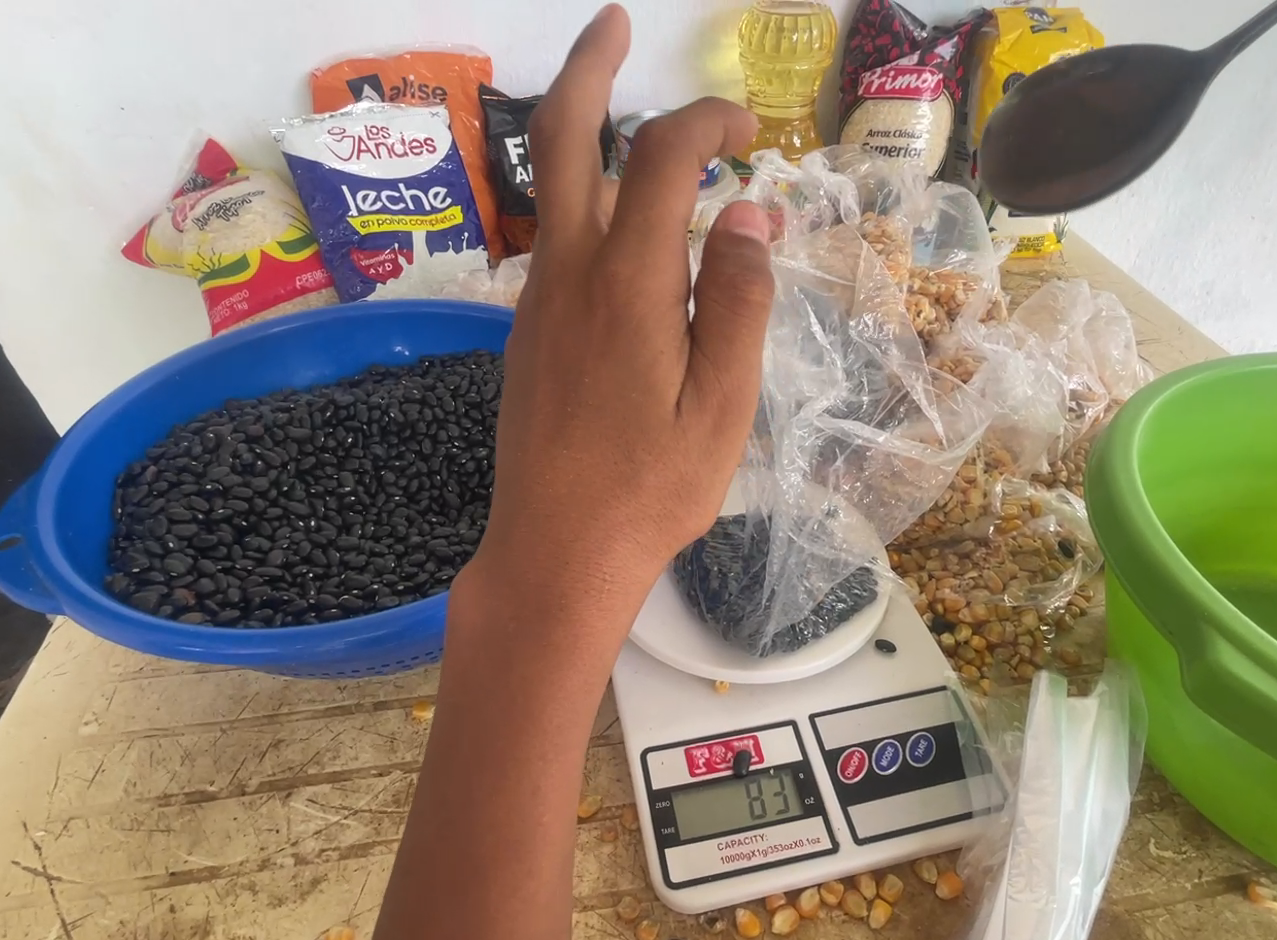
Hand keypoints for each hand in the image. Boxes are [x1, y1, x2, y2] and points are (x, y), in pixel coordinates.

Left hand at [464, 4, 773, 632]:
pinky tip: (624, 245)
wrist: (558, 551)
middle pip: (567, 143)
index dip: (709, 121)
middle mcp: (568, 276)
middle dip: (590, 71)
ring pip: (555, 197)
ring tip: (639, 139)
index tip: (749, 129)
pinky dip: (588, 216)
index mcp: (627, 285)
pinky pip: (555, 252)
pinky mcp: (527, 339)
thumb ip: (737, 301)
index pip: (666, 159)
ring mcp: (537, 307)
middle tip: (616, 26)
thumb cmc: (652, 490)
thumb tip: (748, 216)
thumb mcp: (722, 405)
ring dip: (589, 144)